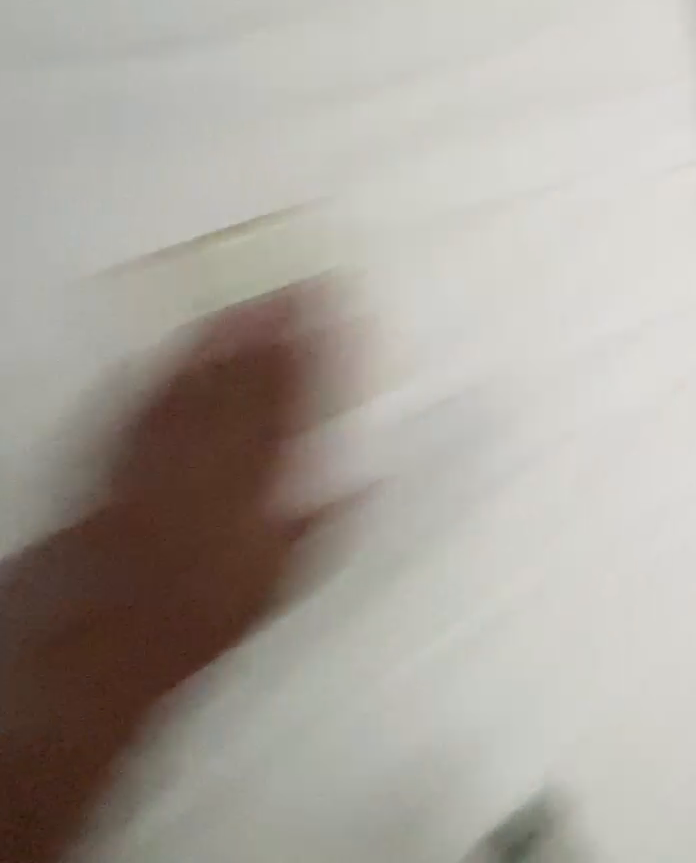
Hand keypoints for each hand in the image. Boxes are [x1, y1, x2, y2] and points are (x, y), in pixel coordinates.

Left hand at [1, 287, 344, 738]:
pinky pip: (132, 406)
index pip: (294, 400)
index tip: (335, 307)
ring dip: (217, 340)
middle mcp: (199, 463)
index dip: (318, 349)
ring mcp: (145, 461)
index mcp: (256, 482)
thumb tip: (366, 478)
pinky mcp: (102, 468)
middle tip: (295, 287)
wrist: (108, 634)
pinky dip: (156, 372)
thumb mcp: (292, 562)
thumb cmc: (202, 605)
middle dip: (270, 330)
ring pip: (188, 386)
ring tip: (244, 302)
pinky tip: (169, 352)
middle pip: (240, 382)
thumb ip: (328, 511)